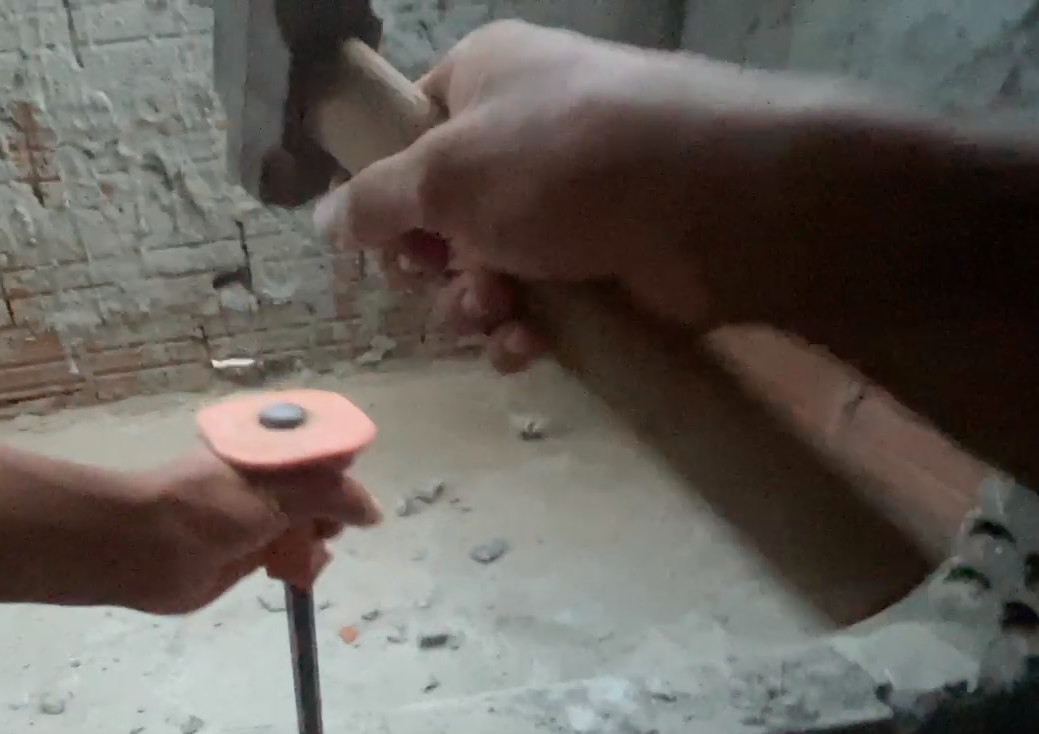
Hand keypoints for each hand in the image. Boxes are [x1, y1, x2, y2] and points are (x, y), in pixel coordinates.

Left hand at [111, 449, 380, 614]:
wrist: (149, 550)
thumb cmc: (209, 507)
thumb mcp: (277, 491)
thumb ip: (331, 496)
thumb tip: (373, 513)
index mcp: (266, 446)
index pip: (320, 446)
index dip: (339, 466)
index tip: (343, 489)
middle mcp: (266, 477)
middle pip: (322, 490)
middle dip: (331, 510)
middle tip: (320, 525)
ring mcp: (260, 516)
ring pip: (312, 526)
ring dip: (317, 541)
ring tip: (303, 552)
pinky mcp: (254, 552)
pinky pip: (295, 556)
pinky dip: (302, 565)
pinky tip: (294, 572)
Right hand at [312, 21, 868, 368]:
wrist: (718, 208)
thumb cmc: (566, 165)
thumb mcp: (449, 173)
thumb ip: (375, 200)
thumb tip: (320, 219)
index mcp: (480, 83)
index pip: (404, 136)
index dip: (386, 194)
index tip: (385, 237)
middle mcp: (516, 138)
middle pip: (435, 219)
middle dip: (434, 267)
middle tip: (450, 276)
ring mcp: (556, 203)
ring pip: (476, 273)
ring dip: (473, 307)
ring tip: (499, 312)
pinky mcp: (589, 261)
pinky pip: (526, 305)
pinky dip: (518, 331)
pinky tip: (527, 345)